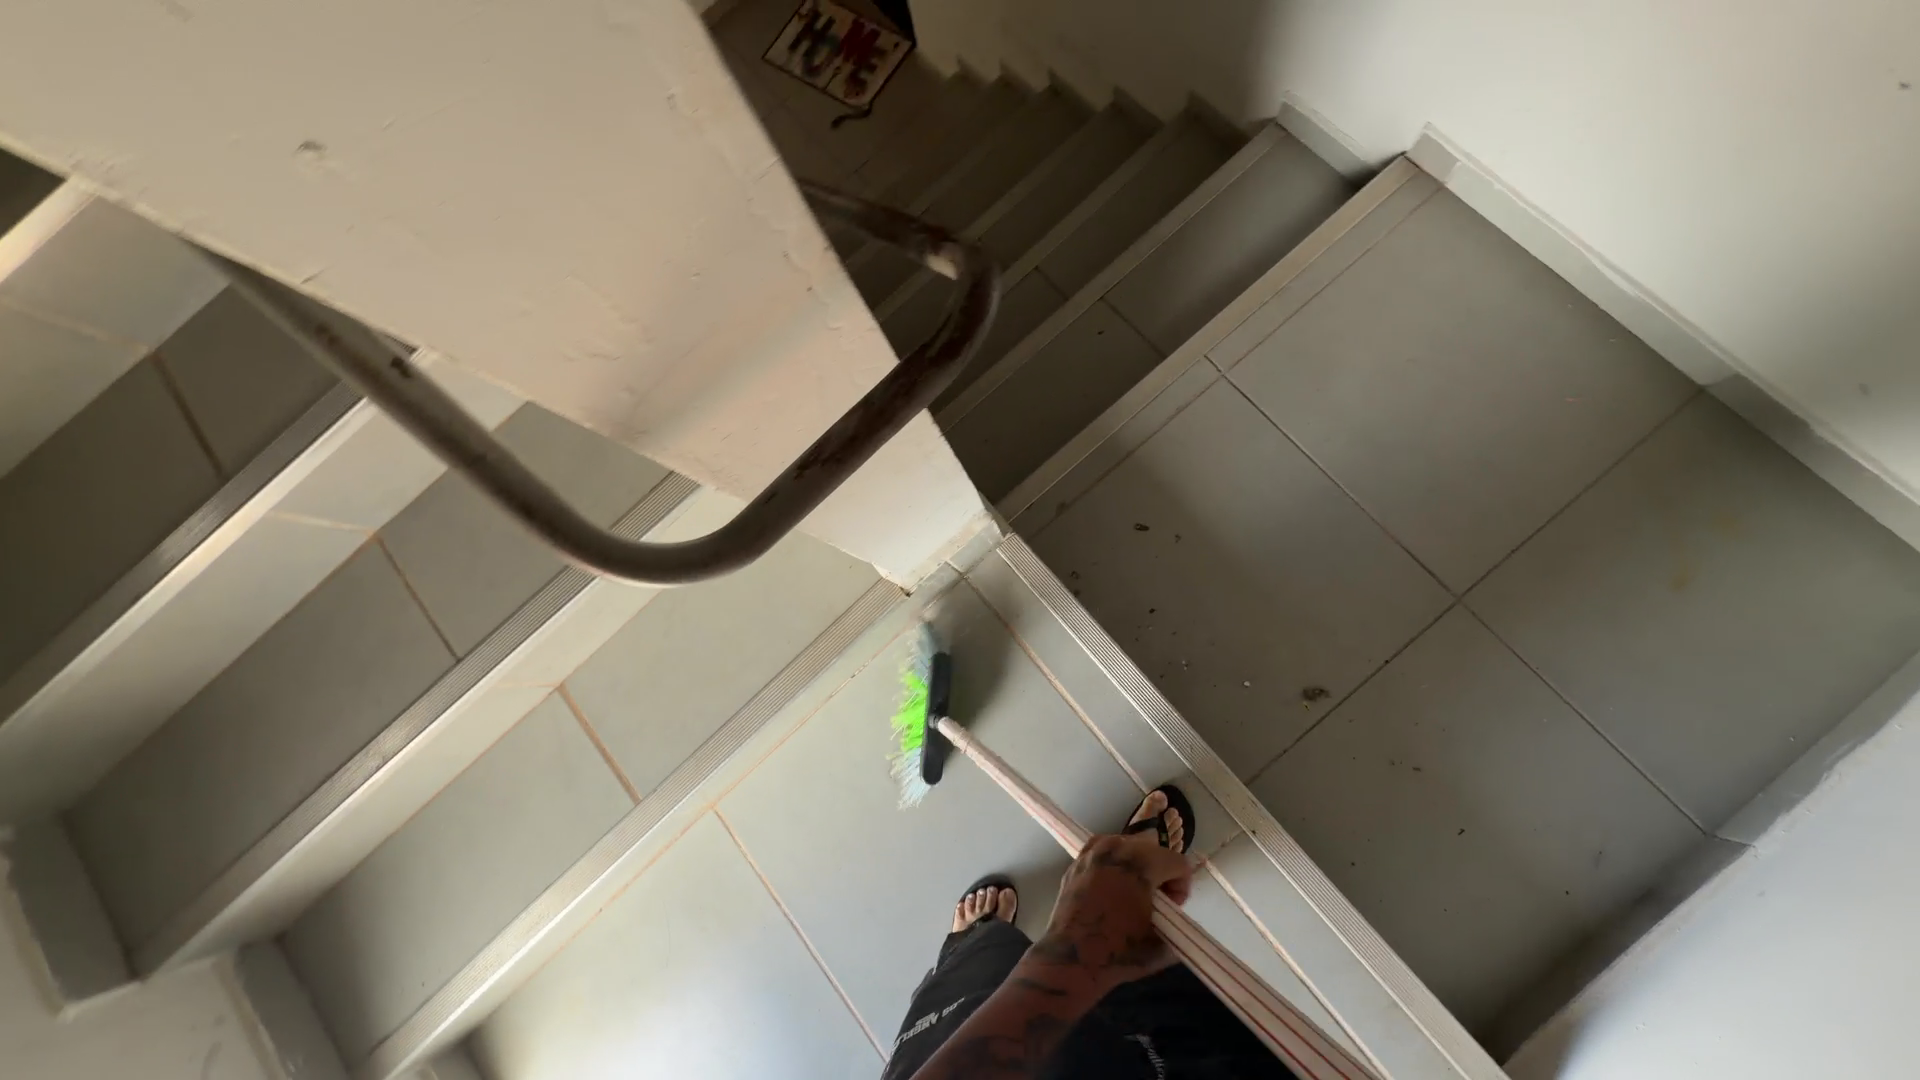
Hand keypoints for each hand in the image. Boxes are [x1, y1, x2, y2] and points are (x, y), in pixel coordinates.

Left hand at [1026, 832, 1192, 996]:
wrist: (1073, 957)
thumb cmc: (1119, 952)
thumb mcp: (1164, 944)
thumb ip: (1180, 924)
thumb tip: (1179, 916)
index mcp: (1141, 864)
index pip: (1177, 862)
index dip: (1182, 886)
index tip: (1173, 908)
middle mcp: (1117, 847)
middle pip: (1154, 850)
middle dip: (1162, 874)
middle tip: (1157, 903)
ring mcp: (1094, 850)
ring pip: (1129, 846)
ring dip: (1139, 865)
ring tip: (1134, 893)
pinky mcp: (1078, 859)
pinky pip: (1105, 849)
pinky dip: (1115, 862)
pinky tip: (1113, 885)